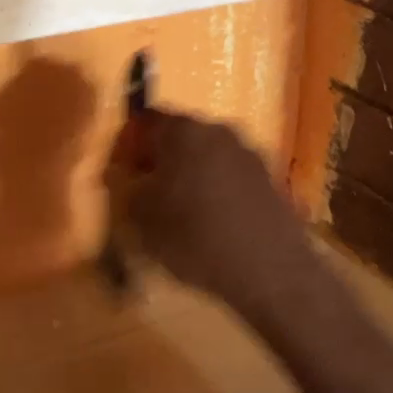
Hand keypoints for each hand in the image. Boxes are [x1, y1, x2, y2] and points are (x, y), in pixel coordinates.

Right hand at [107, 109, 312, 309]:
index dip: (127, 146)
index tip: (119, 174)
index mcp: (182, 129)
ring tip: (182, 212)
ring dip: (191, 175)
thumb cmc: (194, 237)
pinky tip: (214, 224)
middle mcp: (218, 129)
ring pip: (207, 156)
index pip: (144, 120)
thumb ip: (123, 185)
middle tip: (146, 192)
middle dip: (161, 159)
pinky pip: (232, 177)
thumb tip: (124, 172)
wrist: (271, 272)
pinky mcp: (273, 180)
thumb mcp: (138, 216)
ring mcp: (250, 153)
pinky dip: (218, 192)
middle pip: (178, 135)